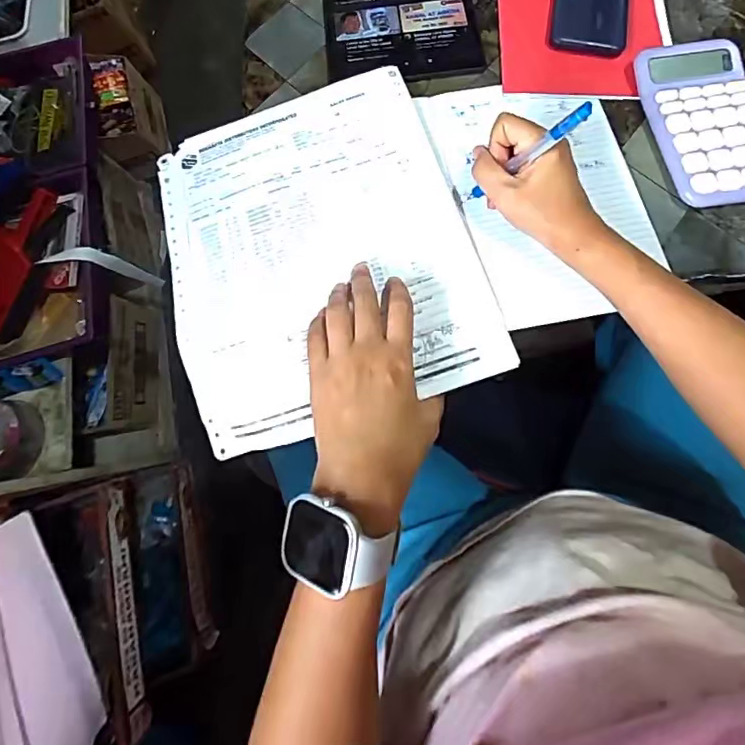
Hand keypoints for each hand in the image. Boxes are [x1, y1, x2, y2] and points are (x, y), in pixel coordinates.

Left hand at [306, 263, 438, 535]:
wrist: (359, 475)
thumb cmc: (400, 449)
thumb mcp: (430, 415)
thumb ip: (429, 388)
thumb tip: (423, 374)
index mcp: (399, 360)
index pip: (399, 312)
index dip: (397, 292)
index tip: (394, 282)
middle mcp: (368, 353)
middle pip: (364, 305)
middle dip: (364, 282)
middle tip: (361, 268)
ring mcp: (338, 362)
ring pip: (336, 316)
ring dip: (339, 296)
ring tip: (340, 285)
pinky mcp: (317, 375)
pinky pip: (315, 338)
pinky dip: (318, 322)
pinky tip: (322, 315)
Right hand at [469, 112, 613, 257]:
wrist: (574, 236)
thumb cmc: (551, 217)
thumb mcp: (504, 193)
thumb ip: (483, 169)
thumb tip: (479, 155)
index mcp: (544, 142)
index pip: (504, 124)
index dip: (495, 149)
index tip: (504, 172)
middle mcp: (550, 144)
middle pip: (508, 137)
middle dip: (499, 164)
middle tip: (505, 186)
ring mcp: (551, 156)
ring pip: (513, 153)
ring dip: (505, 175)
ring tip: (510, 196)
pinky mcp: (550, 167)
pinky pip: (523, 164)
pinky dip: (514, 180)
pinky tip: (516, 197)